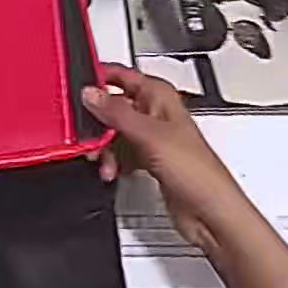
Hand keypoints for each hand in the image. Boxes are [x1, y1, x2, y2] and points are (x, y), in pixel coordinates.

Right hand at [81, 64, 244, 250]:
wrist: (210, 212)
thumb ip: (117, 113)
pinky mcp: (150, 159)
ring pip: (116, 132)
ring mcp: (152, 136)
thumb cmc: (196, 169)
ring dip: (105, 147)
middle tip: (86, 136)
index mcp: (159, 94)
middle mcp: (155, 111)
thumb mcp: (148, 135)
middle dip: (99, 122)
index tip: (78, 87)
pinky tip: (112, 171)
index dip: (100, 77)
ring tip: (102, 161)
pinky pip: (122, 153)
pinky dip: (114, 161)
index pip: (122, 75)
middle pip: (115, 106)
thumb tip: (91, 93)